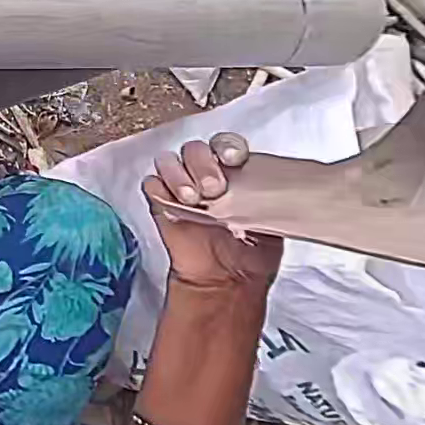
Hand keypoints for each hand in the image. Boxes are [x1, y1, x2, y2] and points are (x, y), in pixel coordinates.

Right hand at [141, 132, 280, 292]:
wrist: (227, 280)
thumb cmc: (253, 252)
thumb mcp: (270, 220)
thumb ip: (265, 195)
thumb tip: (273, 182)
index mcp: (233, 171)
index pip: (225, 144)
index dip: (227, 146)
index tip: (234, 159)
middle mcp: (204, 173)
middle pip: (194, 148)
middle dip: (202, 163)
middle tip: (213, 188)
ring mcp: (179, 185)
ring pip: (167, 160)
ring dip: (177, 175)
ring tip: (191, 199)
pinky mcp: (160, 201)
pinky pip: (151, 184)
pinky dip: (159, 190)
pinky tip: (172, 204)